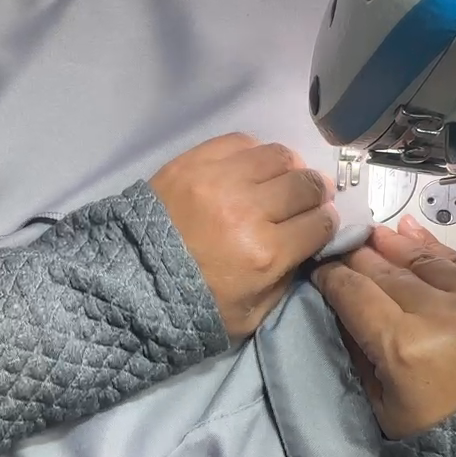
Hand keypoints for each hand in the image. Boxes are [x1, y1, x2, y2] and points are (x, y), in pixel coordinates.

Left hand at [150, 133, 335, 339]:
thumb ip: (287, 280)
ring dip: (287, 169)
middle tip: (304, 202)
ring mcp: (218, 180)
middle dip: (313, 195)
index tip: (318, 225)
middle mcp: (247, 211)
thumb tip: (311, 245)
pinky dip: (252, 153)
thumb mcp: (251, 315)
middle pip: (306, 184)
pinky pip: (240, 141)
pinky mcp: (192, 162)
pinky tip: (248, 170)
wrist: (130, 283)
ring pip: (278, 156)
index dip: (326, 224)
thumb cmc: (192, 304)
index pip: (321, 223)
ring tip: (277, 182)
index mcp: (264, 253)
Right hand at [312, 215, 455, 437]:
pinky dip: (435, 247)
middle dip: (357, 257)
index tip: (318, 268)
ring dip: (392, 245)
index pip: (354, 293)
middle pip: (385, 272)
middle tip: (340, 245)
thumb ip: (357, 349)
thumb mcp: (380, 402)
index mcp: (403, 348)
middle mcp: (441, 317)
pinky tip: (410, 231)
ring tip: (371, 234)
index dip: (331, 275)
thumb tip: (338, 306)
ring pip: (423, 261)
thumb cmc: (437, 433)